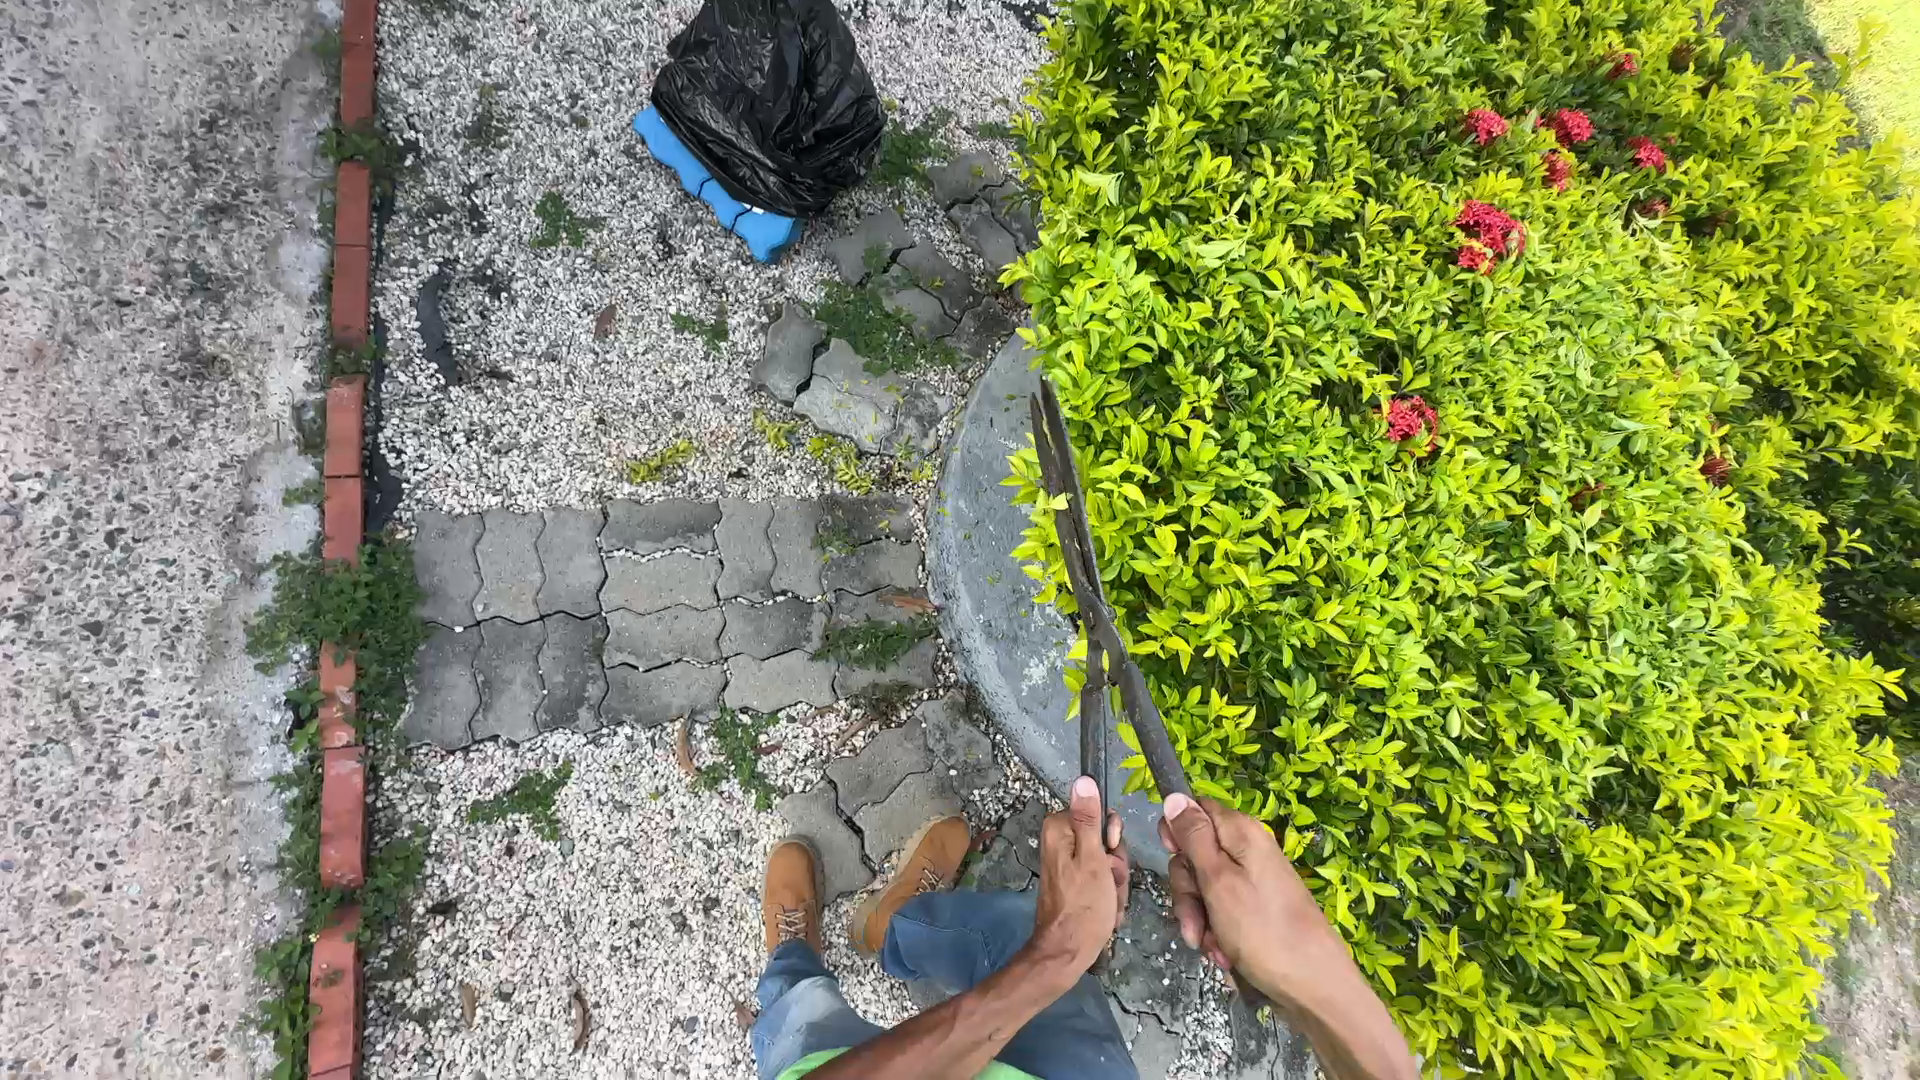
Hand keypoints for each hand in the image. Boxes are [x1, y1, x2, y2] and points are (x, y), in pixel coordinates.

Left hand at [1024, 776, 1128, 982]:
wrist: (1068, 952)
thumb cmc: (1083, 906)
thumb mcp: (1093, 859)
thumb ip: (1090, 819)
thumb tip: (1084, 779)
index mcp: (1059, 828)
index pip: (1100, 816)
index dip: (1112, 840)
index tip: (1110, 861)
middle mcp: (1060, 840)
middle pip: (1105, 840)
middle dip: (1115, 866)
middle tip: (1110, 884)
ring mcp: (1067, 862)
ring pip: (1107, 863)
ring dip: (1115, 885)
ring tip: (1108, 902)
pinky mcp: (1074, 881)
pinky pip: (1101, 880)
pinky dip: (1108, 896)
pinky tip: (1105, 911)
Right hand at [1159, 793, 1344, 1004]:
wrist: (1317, 989)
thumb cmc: (1263, 930)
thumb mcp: (1217, 880)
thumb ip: (1193, 836)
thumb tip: (1174, 795)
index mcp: (1240, 832)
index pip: (1195, 808)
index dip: (1177, 830)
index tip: (1172, 856)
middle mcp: (1248, 849)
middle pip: (1195, 852)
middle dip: (1187, 888)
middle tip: (1193, 918)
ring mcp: (1254, 880)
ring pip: (1205, 885)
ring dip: (1199, 915)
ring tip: (1210, 945)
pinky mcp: (1258, 908)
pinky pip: (1223, 908)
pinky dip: (1217, 929)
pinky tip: (1223, 952)